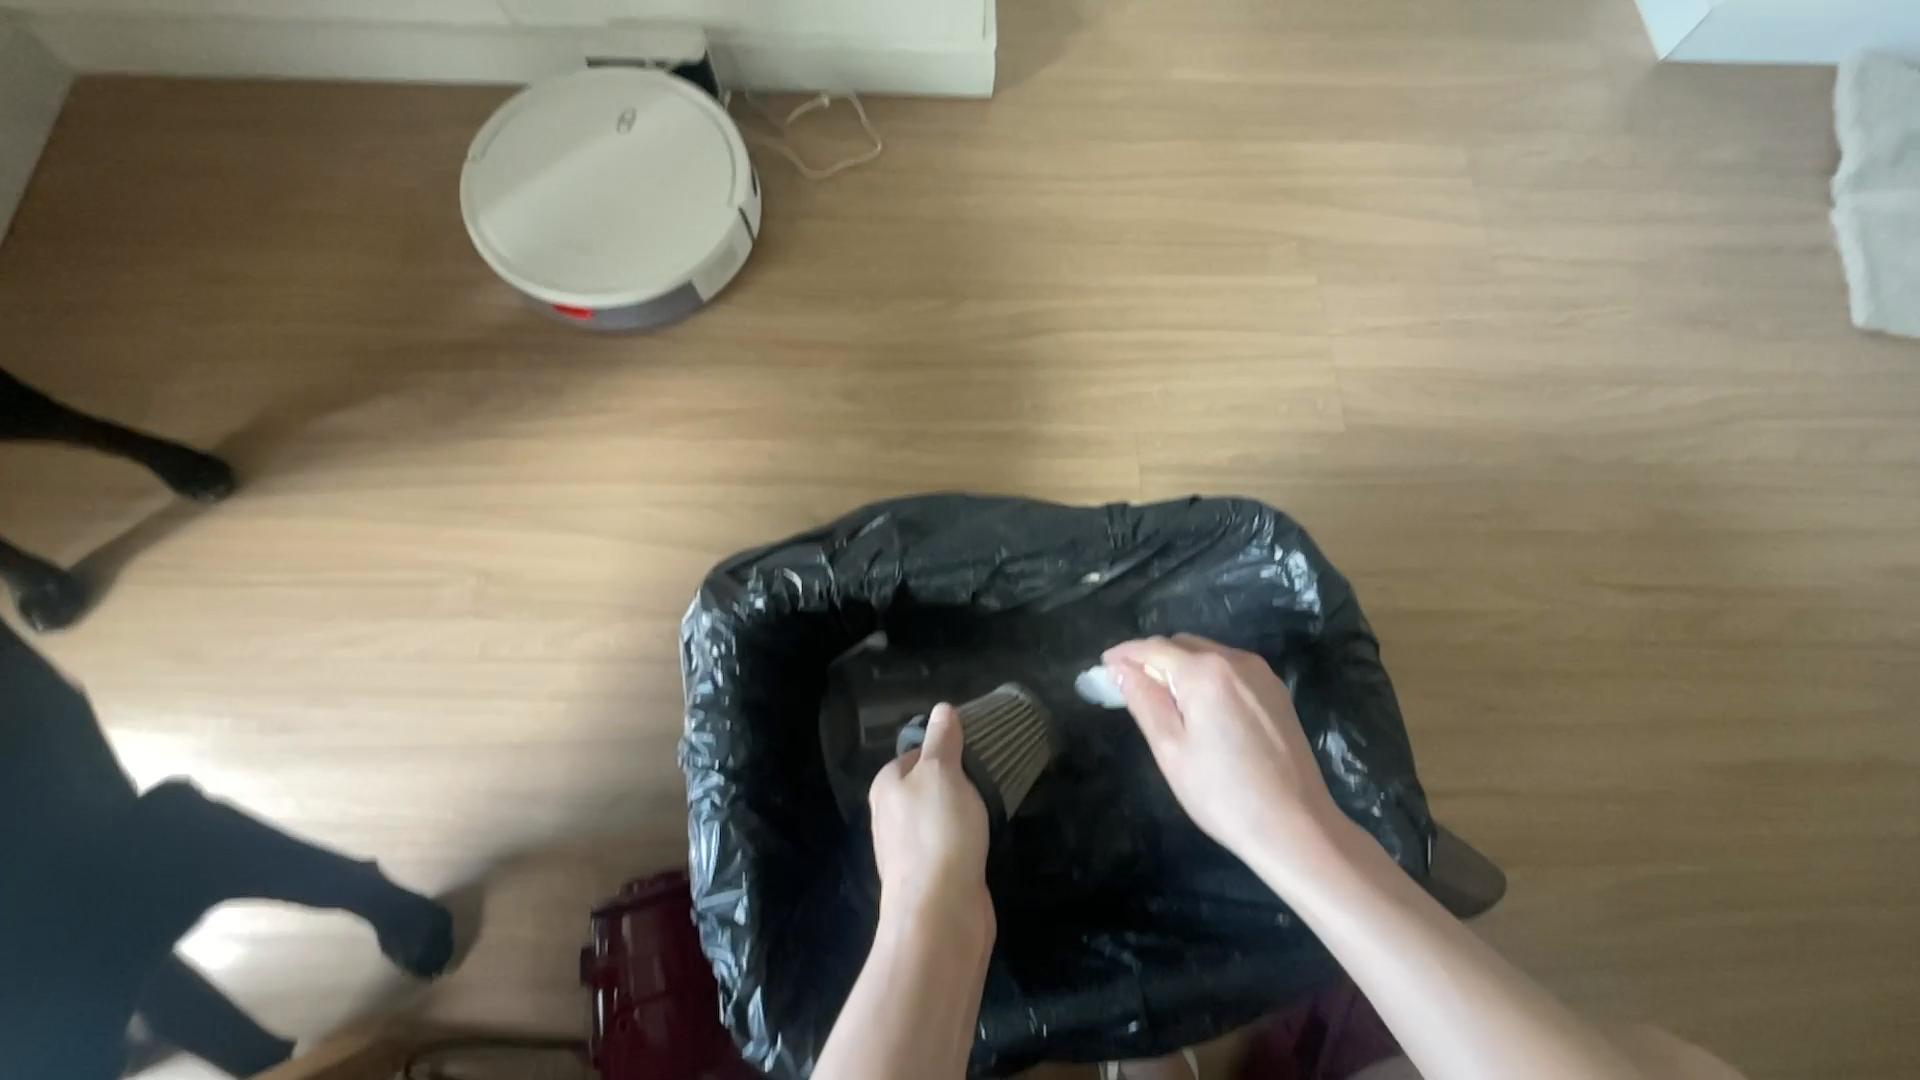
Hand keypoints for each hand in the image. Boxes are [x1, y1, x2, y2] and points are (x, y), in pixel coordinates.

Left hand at [868, 704, 993, 937]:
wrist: (940, 912)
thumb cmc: (938, 831)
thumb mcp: (942, 772)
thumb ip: (943, 741)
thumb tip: (941, 709)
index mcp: (887, 786)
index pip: (914, 755)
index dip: (943, 751)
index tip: (974, 754)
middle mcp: (890, 816)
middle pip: (926, 787)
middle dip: (955, 785)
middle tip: (986, 781)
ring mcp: (907, 851)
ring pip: (938, 819)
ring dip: (962, 816)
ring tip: (989, 811)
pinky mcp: (929, 878)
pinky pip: (949, 848)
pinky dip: (966, 843)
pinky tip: (983, 844)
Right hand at [1103, 634, 1344, 859]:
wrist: (1296, 827)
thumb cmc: (1222, 793)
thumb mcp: (1170, 749)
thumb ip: (1143, 700)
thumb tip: (1119, 667)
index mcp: (1205, 671)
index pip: (1153, 648)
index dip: (1125, 654)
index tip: (1103, 666)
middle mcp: (1236, 660)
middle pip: (1182, 645)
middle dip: (1152, 659)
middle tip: (1129, 688)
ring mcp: (1261, 675)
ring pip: (1207, 655)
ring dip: (1179, 667)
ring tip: (1162, 700)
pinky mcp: (1276, 692)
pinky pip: (1230, 670)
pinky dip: (1206, 677)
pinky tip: (1200, 708)